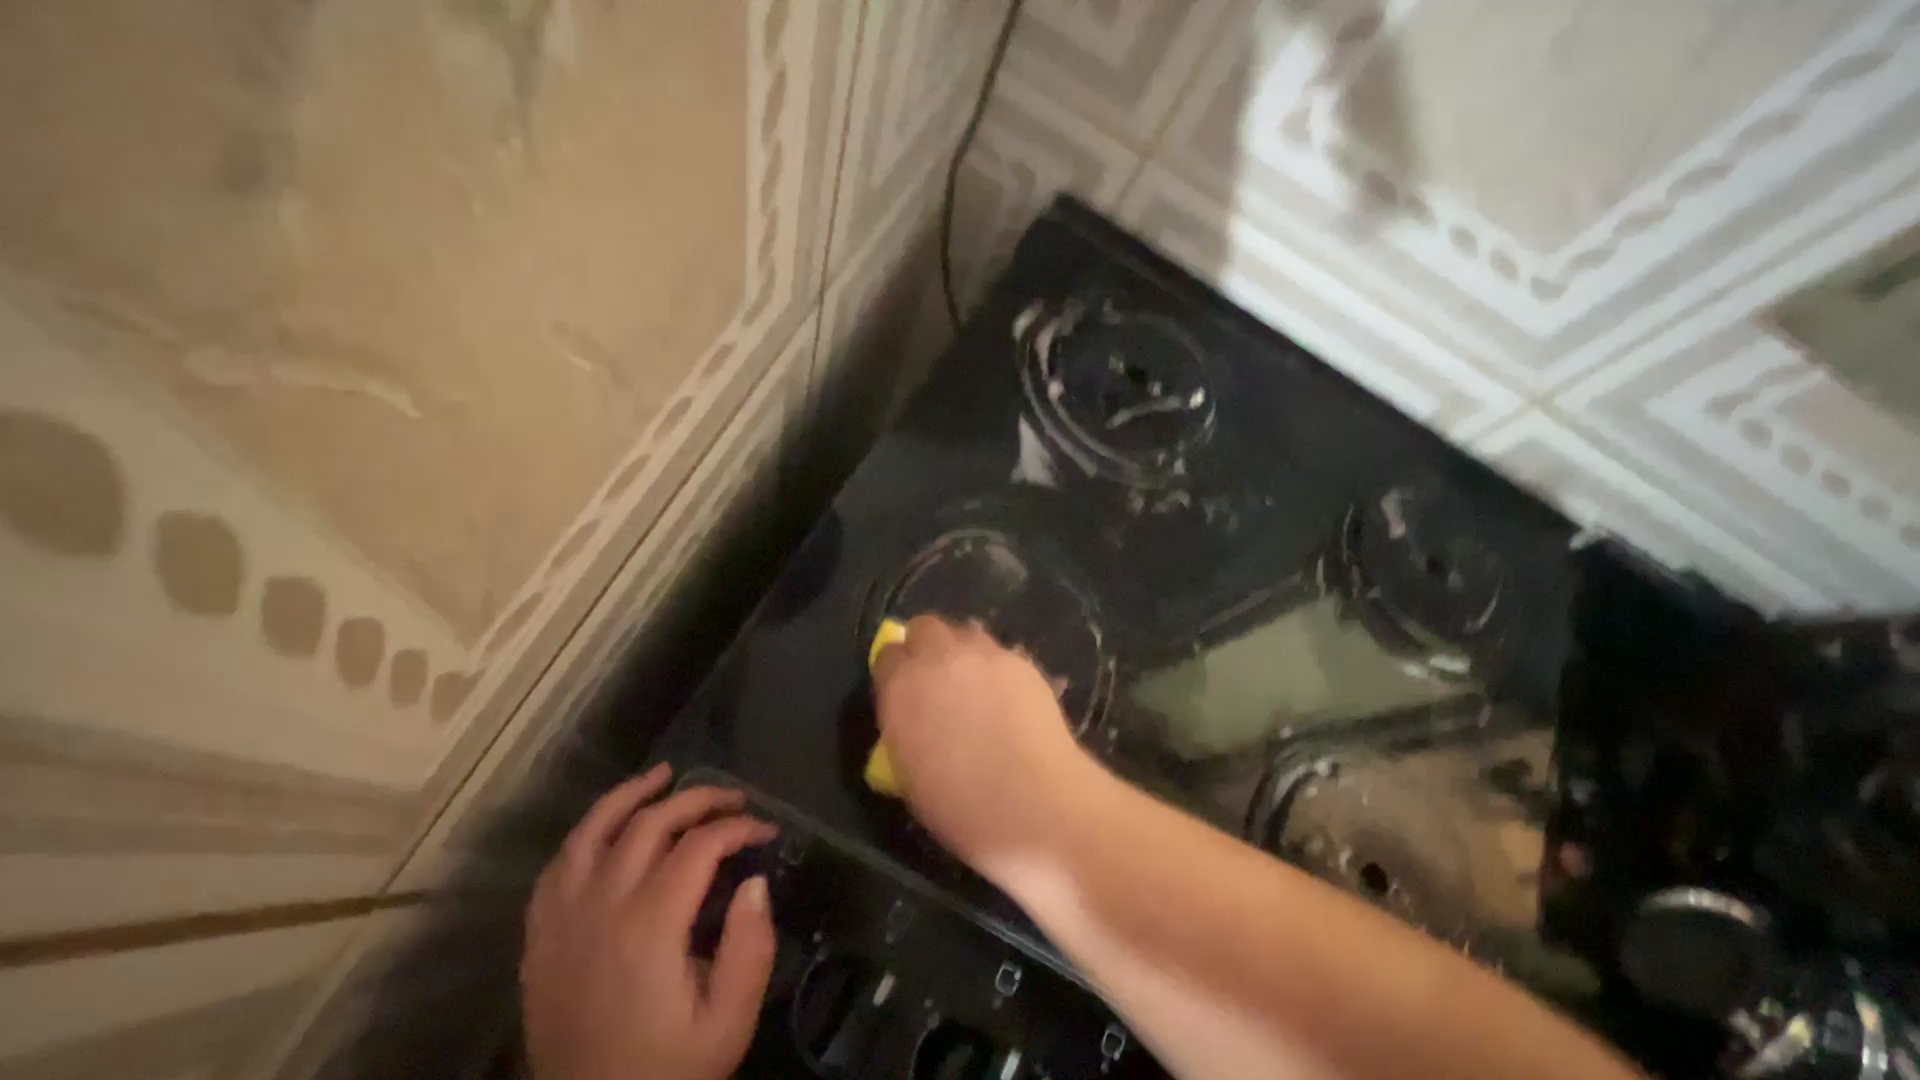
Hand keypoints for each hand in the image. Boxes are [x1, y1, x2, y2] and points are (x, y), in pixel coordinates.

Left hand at [522, 765, 777, 1079]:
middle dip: (697, 799)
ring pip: (592, 830)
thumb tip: (754, 882)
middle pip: (649, 824)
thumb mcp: (727, 1023)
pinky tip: (607, 828)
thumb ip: (748, 949)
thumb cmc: (667, 1069)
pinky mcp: (539, 935)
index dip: (737, 828)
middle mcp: (600, 906)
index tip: (766, 831)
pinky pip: (557, 865)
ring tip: (664, 775)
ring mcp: (561, 918)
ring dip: (630, 795)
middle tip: (732, 797)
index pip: (698, 847)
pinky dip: (586, 834)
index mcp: (649, 926)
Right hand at [871, 615, 1100, 872]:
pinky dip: (996, 667)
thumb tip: (912, 720)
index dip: (894, 672)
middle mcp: (939, 657)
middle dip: (925, 646)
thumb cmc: (957, 803)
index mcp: (901, 686)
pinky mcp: (1023, 662)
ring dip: (962, 651)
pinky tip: (1006, 695)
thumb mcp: (907, 771)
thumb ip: (903, 730)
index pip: (887, 656)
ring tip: (973, 683)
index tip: (901, 691)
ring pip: (965, 632)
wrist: (1029, 800)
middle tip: (935, 678)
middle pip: (925, 628)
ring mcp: (984, 654)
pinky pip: (1001, 652)